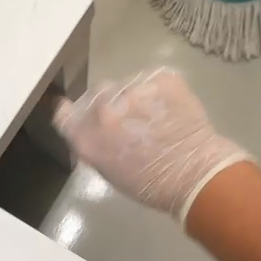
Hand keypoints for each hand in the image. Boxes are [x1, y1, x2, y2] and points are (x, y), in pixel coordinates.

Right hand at [54, 67, 250, 223]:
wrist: (195, 175)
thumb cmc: (151, 183)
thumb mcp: (108, 169)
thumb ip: (93, 142)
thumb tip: (90, 127)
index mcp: (87, 136)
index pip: (65, 112)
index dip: (73, 111)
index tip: (83, 114)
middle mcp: (105, 109)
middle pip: (97, 93)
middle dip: (110, 103)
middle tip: (130, 118)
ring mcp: (133, 90)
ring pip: (126, 83)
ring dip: (135, 95)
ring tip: (154, 114)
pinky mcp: (160, 78)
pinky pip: (151, 78)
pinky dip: (158, 90)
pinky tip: (168, 107)